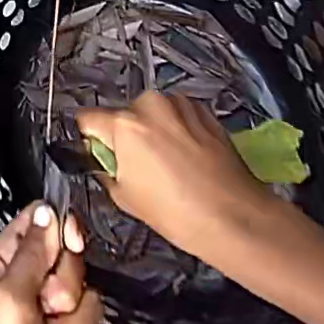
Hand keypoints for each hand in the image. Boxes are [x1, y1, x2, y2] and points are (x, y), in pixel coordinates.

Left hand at [0, 202, 102, 323]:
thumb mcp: (10, 299)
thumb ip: (33, 252)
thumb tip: (48, 209)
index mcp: (3, 261)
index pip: (42, 220)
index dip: (62, 231)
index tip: (69, 249)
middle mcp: (25, 284)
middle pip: (71, 260)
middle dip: (67, 292)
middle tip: (45, 310)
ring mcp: (47, 318)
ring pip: (87, 302)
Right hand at [75, 91, 291, 264]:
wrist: (236, 219)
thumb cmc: (174, 213)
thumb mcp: (125, 197)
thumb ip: (105, 169)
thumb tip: (102, 159)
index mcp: (123, 124)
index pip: (87, 118)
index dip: (91, 137)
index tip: (101, 154)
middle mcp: (148, 104)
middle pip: (123, 114)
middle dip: (126, 133)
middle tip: (141, 163)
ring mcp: (179, 104)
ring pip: (151, 111)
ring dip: (153, 127)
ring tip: (170, 159)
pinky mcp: (203, 110)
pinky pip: (177, 113)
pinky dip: (177, 127)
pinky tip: (189, 154)